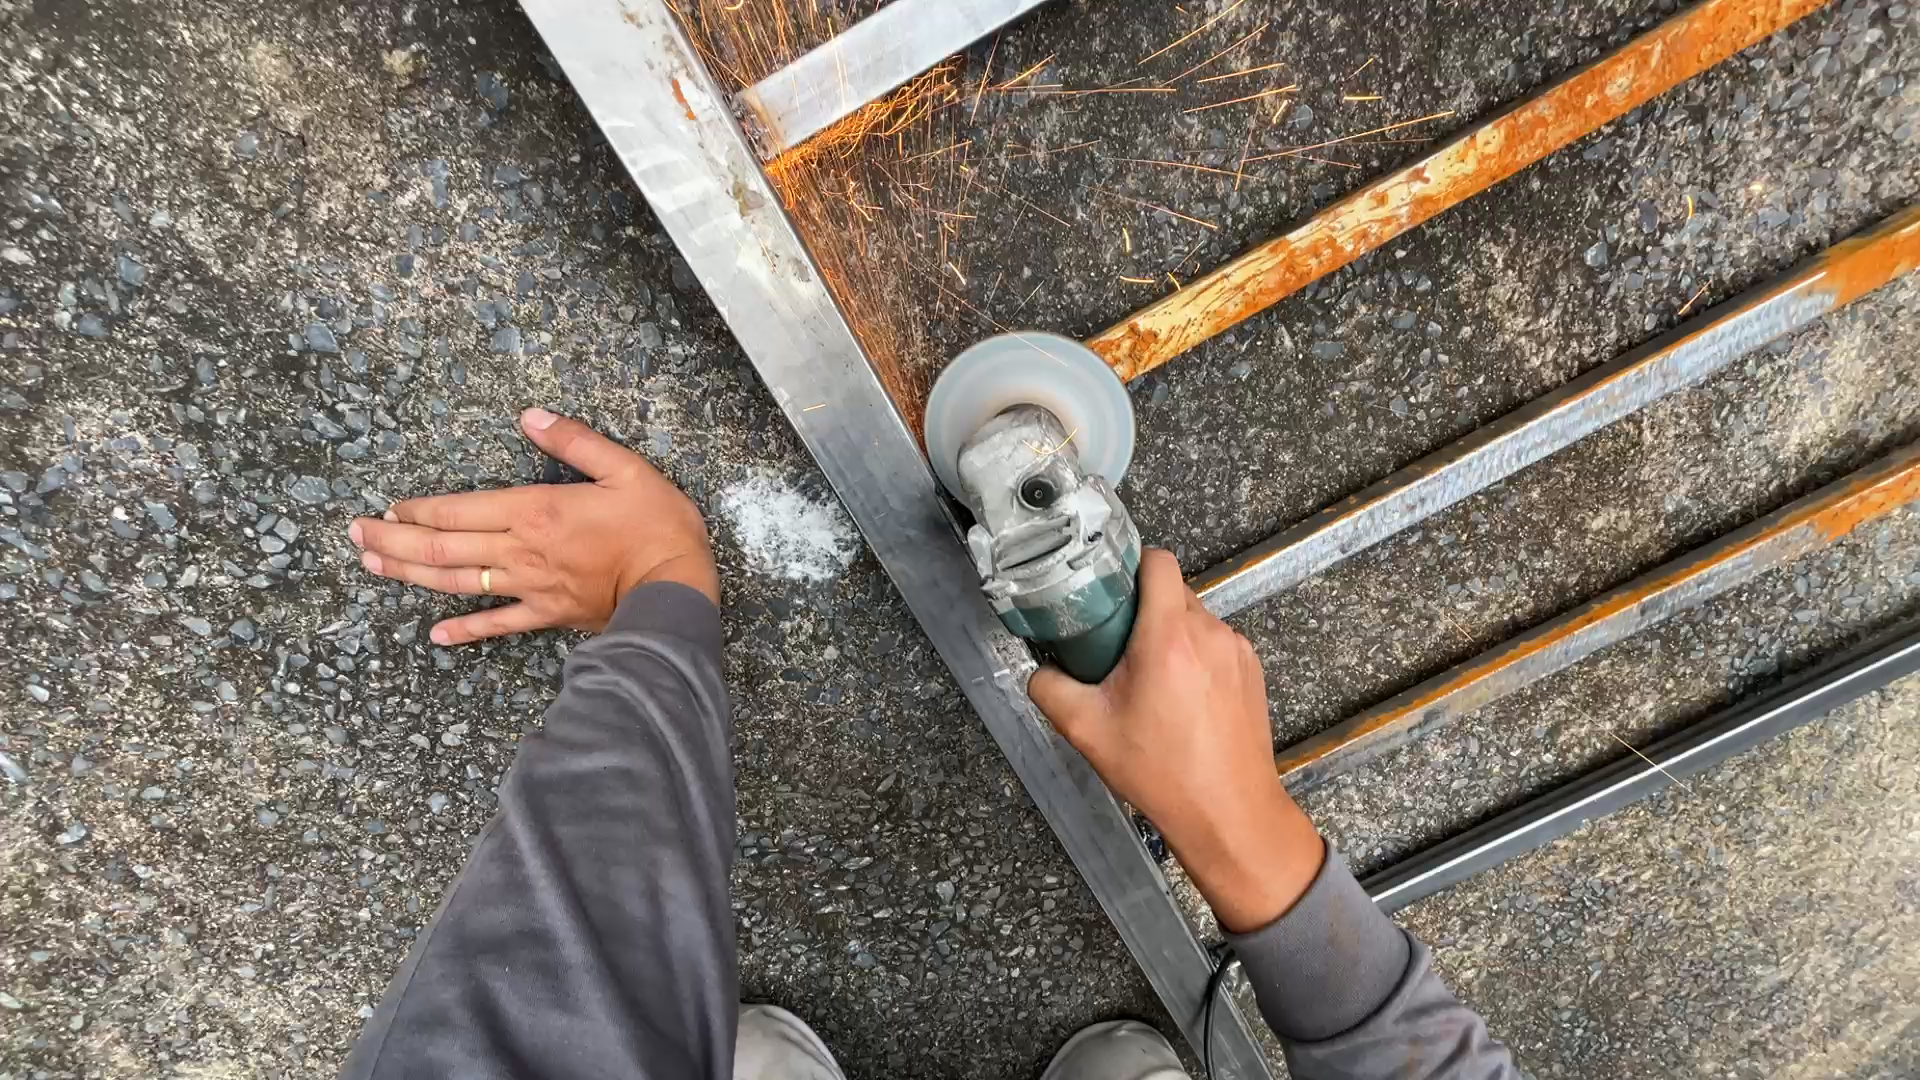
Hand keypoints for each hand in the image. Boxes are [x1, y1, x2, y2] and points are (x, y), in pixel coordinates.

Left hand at [347, 408, 718, 645]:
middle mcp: (521, 551)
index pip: (460, 509)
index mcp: (537, 511)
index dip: (418, 508)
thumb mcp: (629, 471)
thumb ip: (578, 442)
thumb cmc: (658, 527)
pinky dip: (465, 631)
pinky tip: (435, 635)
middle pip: (443, 546)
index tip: (389, 506)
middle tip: (354, 535)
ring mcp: (531, 587)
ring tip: (373, 565)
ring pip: (457, 582)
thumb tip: (532, 417)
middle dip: (393, 539)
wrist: (677, 587)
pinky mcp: (548, 614)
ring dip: (410, 573)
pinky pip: (498, 625)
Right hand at [1028, 549, 1324, 932]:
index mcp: (1168, 638)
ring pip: (1194, 615)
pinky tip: (1180, 695)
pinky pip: (1215, 641)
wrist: (1230, 816)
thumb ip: (1049, 689)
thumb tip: (1040, 670)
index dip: (1130, 564)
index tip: (1110, 589)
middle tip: (1117, 645)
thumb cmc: (1162, 774)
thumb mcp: (1086, 731)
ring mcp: (1237, 650)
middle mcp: (1209, 634)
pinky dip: (1194, 654)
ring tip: (1148, 676)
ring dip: (1169, 632)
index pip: (1157, 561)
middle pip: (1172, 589)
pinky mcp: (1252, 670)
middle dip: (1142, 607)